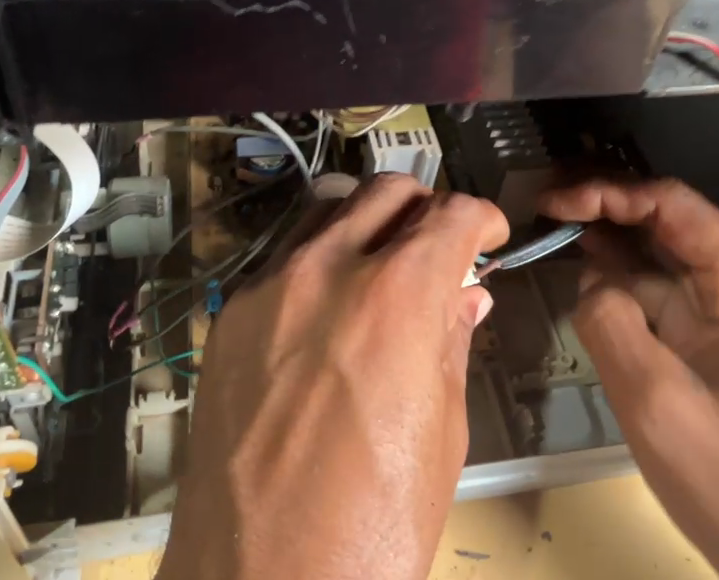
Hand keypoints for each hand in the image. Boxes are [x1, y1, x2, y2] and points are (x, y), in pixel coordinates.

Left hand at [158, 175, 508, 579]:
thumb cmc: (372, 526)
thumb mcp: (441, 435)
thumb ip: (451, 344)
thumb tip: (467, 295)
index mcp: (396, 297)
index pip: (450, 213)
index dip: (481, 218)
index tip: (489, 236)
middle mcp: (326, 271)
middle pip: (385, 191)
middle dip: (425, 207)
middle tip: (440, 248)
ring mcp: (267, 288)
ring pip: (326, 210)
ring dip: (366, 222)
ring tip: (383, 265)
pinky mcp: (229, 317)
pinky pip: (281, 258)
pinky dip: (318, 260)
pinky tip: (329, 309)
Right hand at [538, 177, 718, 579]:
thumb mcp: (656, 401)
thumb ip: (609, 321)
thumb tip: (588, 281)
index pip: (672, 206)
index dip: (607, 194)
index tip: (553, 203)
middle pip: (667, 227)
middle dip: (603, 214)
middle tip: (542, 212)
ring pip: (661, 264)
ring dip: (609, 249)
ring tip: (551, 236)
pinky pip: (664, 300)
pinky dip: (622, 287)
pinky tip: (585, 281)